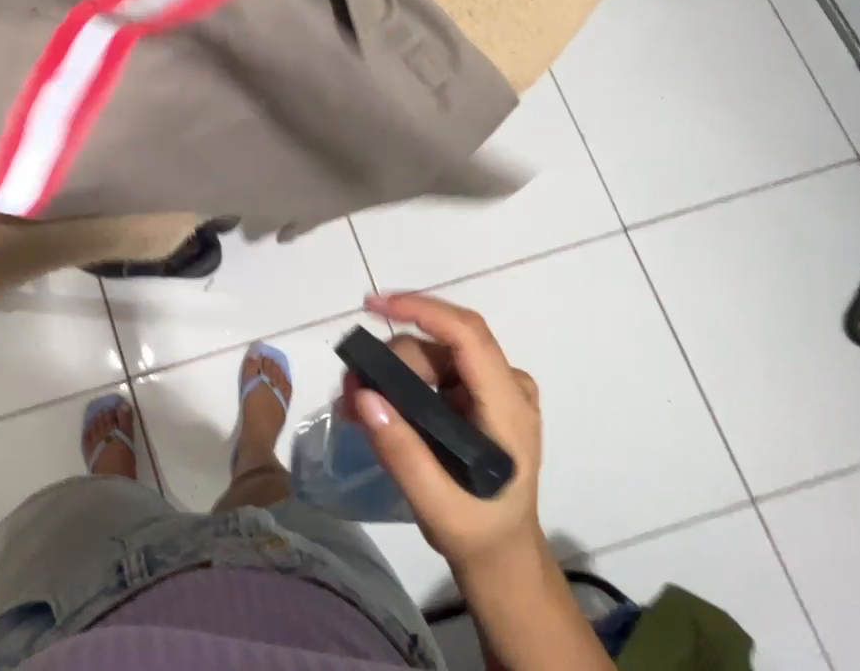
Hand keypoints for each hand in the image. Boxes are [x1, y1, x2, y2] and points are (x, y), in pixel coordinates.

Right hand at [342, 293, 543, 573]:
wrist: (501, 553)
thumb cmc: (476, 530)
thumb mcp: (436, 503)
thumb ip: (401, 451)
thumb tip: (363, 394)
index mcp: (508, 407)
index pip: (467, 335)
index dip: (421, 310)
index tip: (371, 306)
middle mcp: (505, 385)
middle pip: (436, 346)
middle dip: (388, 362)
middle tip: (351, 395)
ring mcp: (490, 388)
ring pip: (426, 354)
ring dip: (386, 374)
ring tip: (354, 407)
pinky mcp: (474, 395)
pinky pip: (428, 370)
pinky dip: (394, 383)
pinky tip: (371, 407)